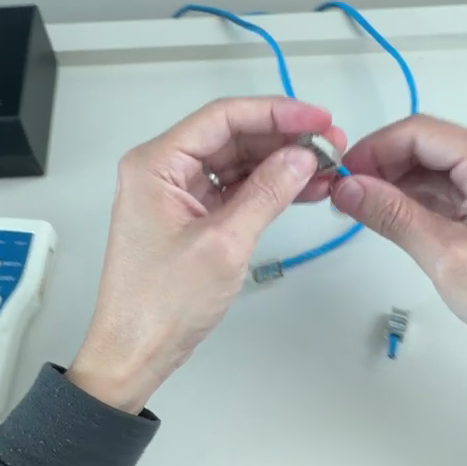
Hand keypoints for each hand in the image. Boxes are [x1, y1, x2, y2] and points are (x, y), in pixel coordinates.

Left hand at [69, 97, 344, 411]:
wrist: (136, 352)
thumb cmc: (159, 305)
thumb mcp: (223, 243)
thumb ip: (266, 194)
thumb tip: (300, 158)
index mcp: (155, 165)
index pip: (223, 118)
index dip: (276, 113)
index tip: (316, 118)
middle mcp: (162, 172)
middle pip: (232, 137)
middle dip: (283, 139)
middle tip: (329, 143)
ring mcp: (177, 196)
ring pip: (236, 164)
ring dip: (280, 165)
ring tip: (325, 167)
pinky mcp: (190, 219)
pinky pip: (234, 191)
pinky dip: (268, 190)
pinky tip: (302, 190)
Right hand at [329, 115, 466, 464]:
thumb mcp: (446, 255)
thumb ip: (393, 215)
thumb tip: (347, 186)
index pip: (419, 132)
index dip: (373, 149)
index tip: (339, 175)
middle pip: (427, 146)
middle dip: (382, 166)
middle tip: (344, 197)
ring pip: (435, 170)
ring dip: (397, 185)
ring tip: (361, 212)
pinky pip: (450, 192)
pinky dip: (417, 202)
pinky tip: (393, 221)